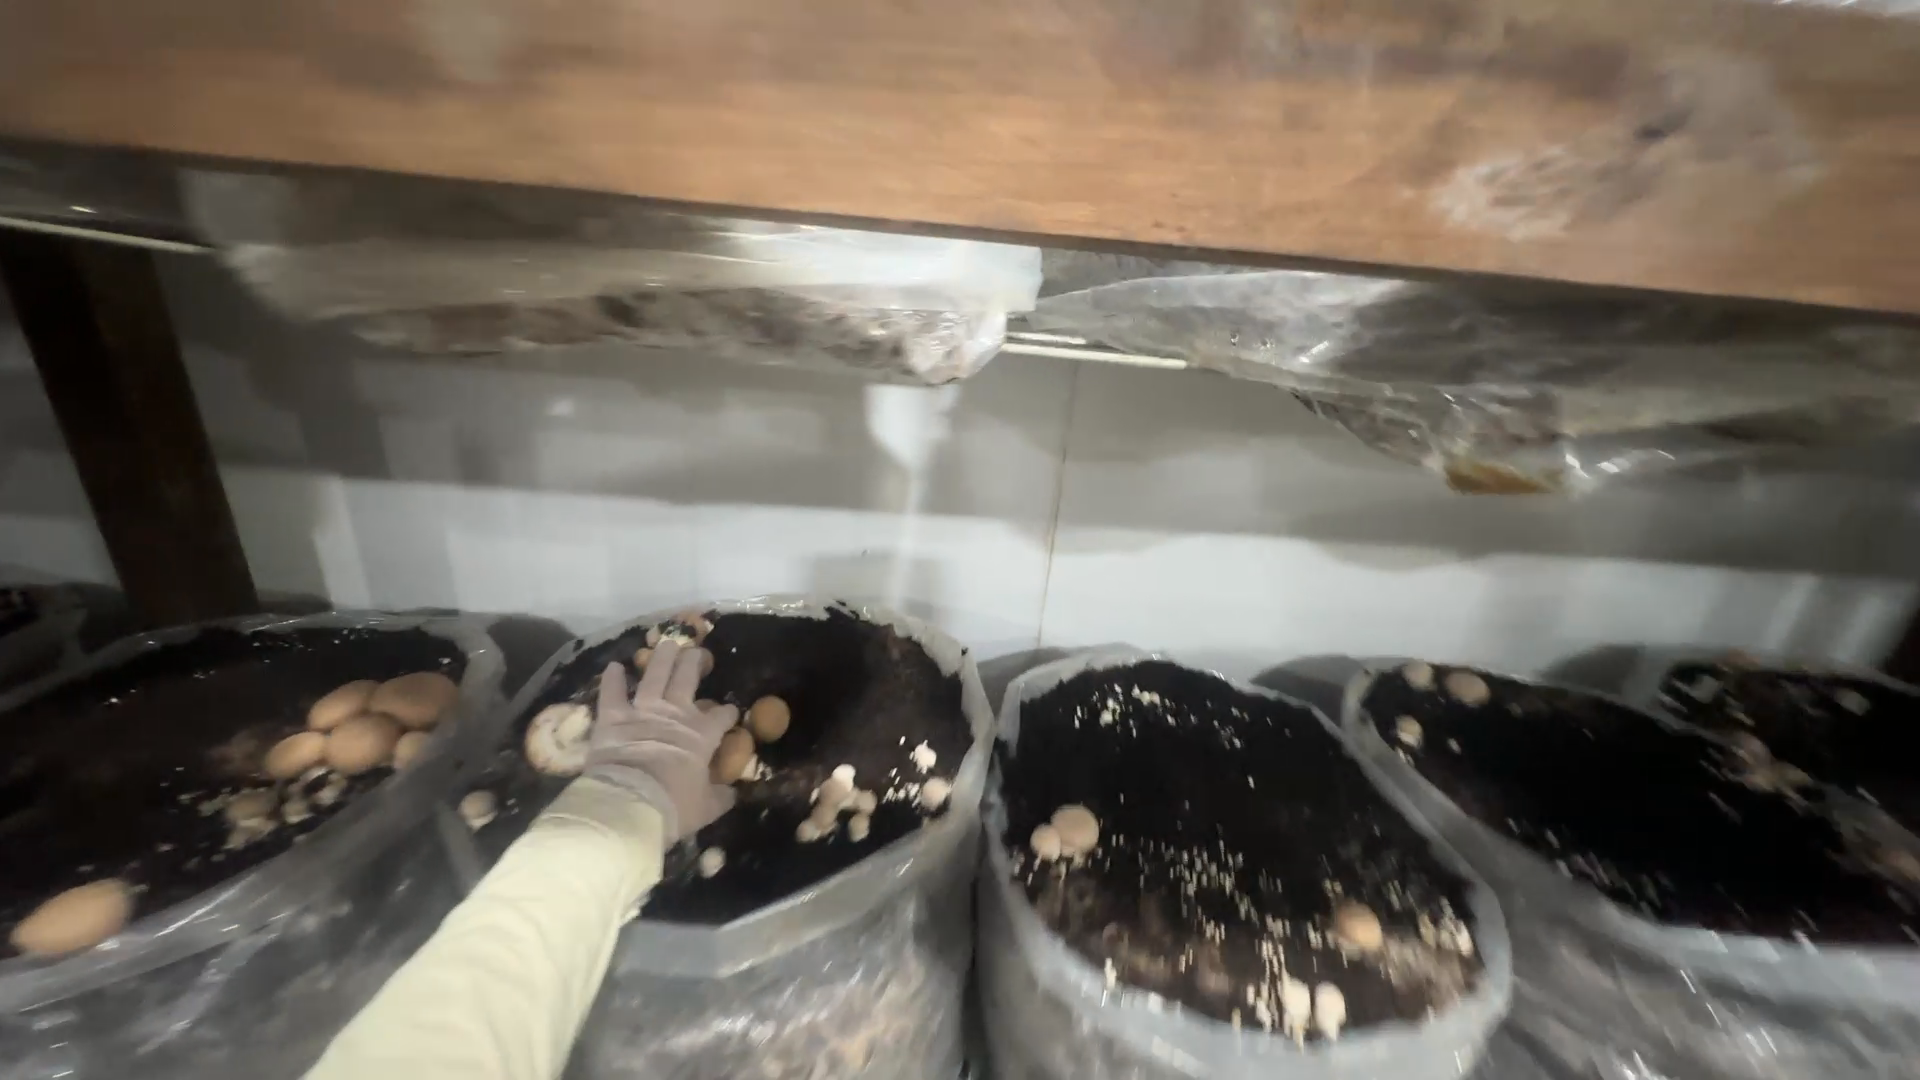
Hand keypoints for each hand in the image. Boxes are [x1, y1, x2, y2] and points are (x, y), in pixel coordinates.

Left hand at [589, 640, 739, 840]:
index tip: (730, 713)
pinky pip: (612, 694)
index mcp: (703, 734)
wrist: (629, 805)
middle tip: (698, 652)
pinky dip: (612, 680)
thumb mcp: (706, 807)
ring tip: (667, 643)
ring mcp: (643, 711)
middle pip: (688, 678)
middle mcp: (676, 714)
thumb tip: (733, 793)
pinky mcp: (613, 718)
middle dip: (695, 663)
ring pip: (655, 675)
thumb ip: (720, 796)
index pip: (722, 715)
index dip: (728, 712)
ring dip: (662, 658)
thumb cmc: (674, 806)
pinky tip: (614, 666)